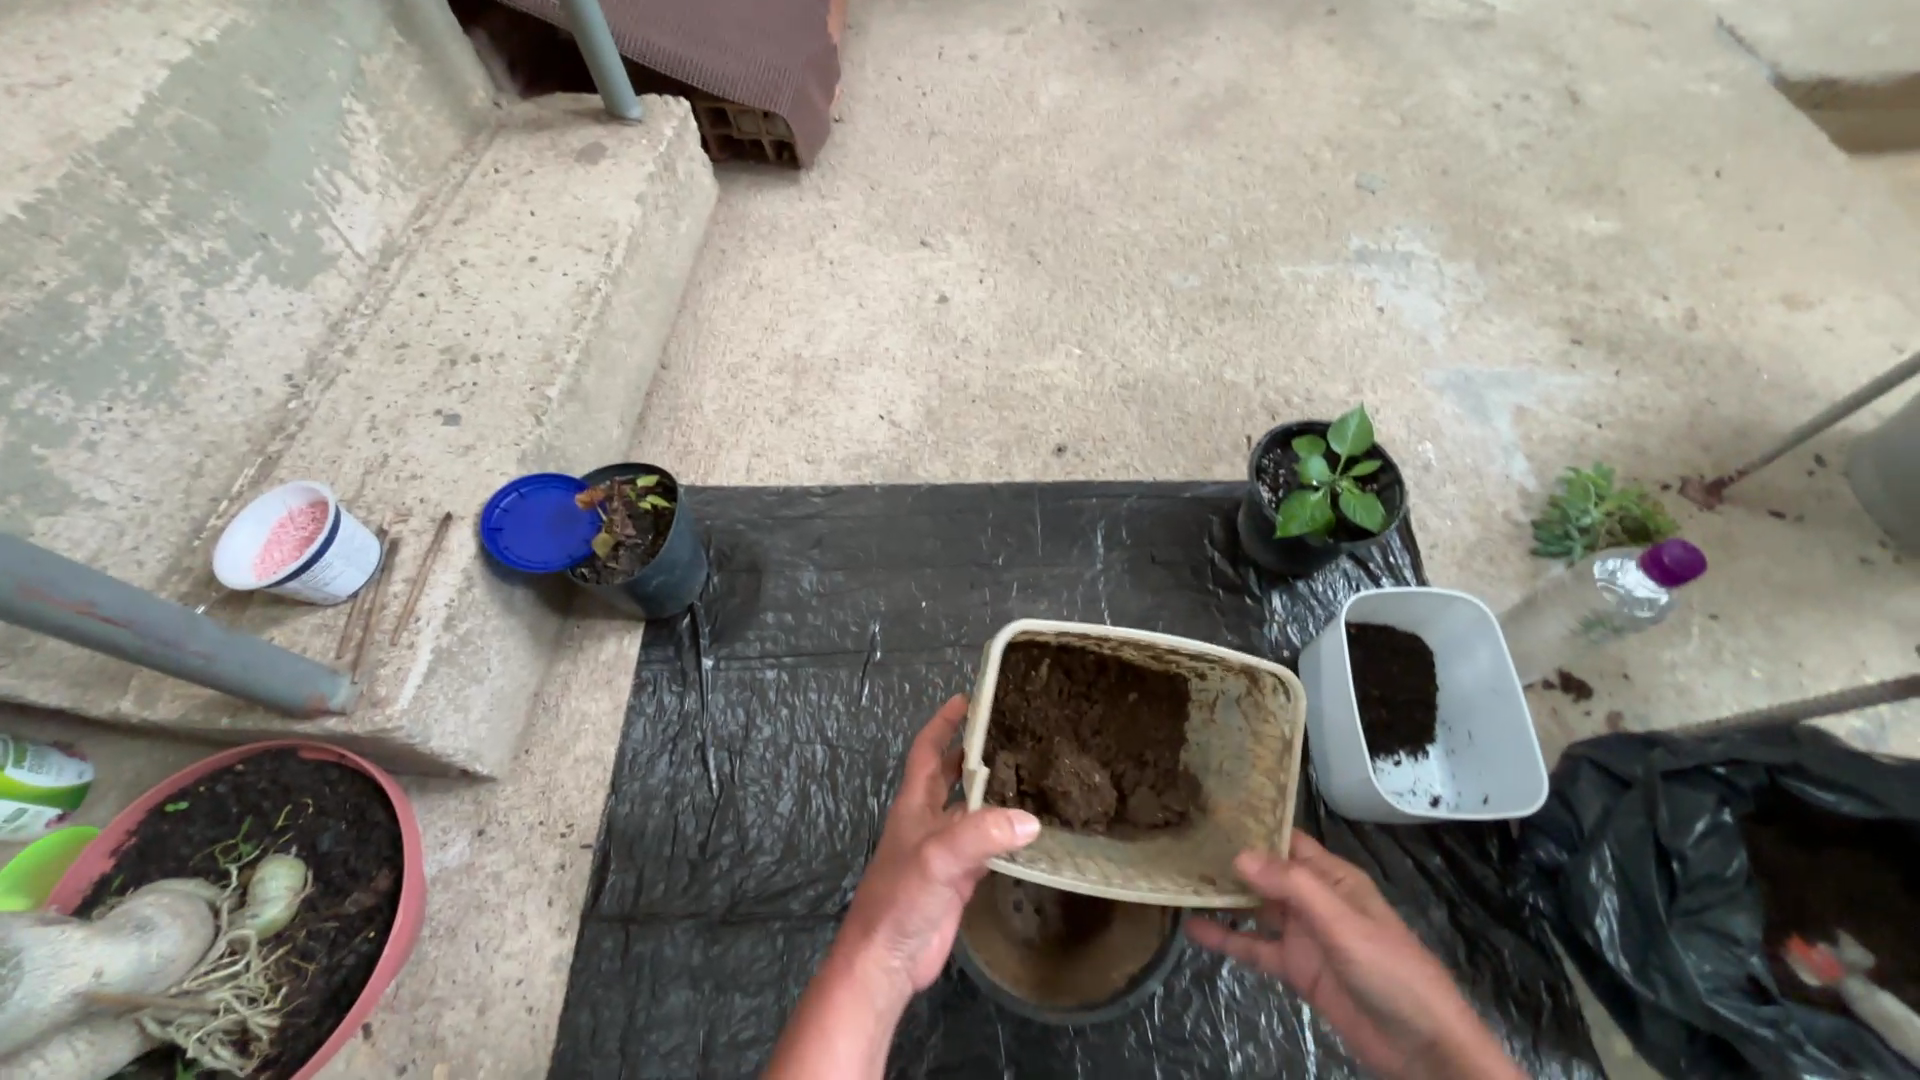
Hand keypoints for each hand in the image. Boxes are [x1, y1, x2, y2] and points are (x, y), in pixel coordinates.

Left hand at [837, 694, 1041, 1002]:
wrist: (887, 959)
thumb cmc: (901, 898)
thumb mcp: (938, 858)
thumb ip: (981, 835)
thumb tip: (1031, 819)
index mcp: (915, 802)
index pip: (928, 749)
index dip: (945, 723)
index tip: (970, 699)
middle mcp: (930, 818)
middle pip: (955, 774)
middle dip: (979, 751)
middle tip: (1017, 732)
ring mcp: (946, 849)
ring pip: (975, 809)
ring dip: (998, 791)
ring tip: (1035, 772)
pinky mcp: (960, 877)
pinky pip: (988, 845)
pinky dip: (1008, 834)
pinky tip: (1033, 829)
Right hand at [1185, 835, 1522, 1079]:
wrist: (1423, 1047)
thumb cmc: (1392, 971)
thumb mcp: (1343, 923)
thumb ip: (1293, 887)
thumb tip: (1239, 855)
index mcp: (1334, 878)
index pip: (1287, 841)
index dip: (1254, 826)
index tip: (1211, 812)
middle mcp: (1315, 900)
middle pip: (1266, 872)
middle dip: (1230, 859)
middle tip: (1181, 843)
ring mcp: (1303, 935)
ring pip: (1255, 908)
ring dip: (1223, 898)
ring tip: (1179, 881)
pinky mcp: (1296, 969)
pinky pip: (1254, 948)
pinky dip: (1226, 939)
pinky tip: (1193, 931)